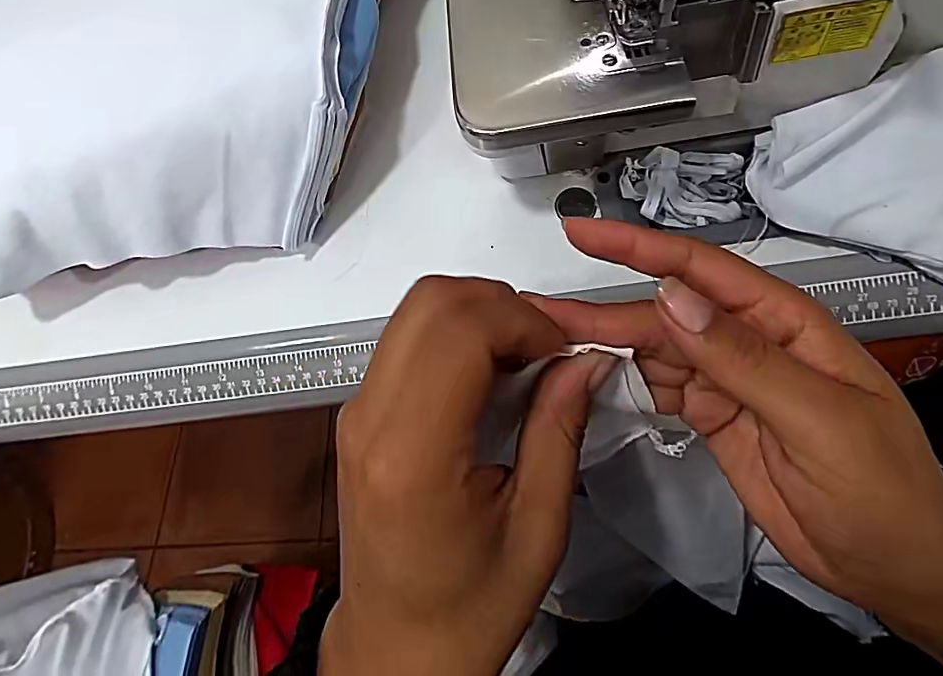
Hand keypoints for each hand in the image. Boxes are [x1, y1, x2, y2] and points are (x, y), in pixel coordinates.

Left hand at [324, 276, 615, 675]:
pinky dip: (460, 330)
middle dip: (502, 304)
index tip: (559, 351)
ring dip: (480, 312)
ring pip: (420, 305)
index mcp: (411, 456)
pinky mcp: (362, 408)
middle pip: (433, 301)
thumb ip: (559, 430)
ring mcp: (359, 410)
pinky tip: (491, 370)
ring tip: (521, 358)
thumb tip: (583, 360)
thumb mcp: (537, 528)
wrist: (395, 651)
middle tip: (542, 347)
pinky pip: (411, 333)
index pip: (459, 330)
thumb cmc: (463, 610)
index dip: (522, 321)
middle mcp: (371, 421)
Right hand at [531, 219, 942, 675]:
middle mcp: (748, 337)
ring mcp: (728, 377)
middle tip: (545, 315)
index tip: (582, 232)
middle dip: (606, 308)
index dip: (638, 246)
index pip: (700, 268)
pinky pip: (663, 383)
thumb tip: (672, 296)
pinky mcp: (714, 414)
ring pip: (658, 346)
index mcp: (781, 319)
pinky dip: (632, 379)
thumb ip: (742, 358)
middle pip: (666, 310)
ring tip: (559, 347)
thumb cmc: (881, 488)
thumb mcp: (818, 420)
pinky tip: (605, 380)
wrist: (902, 569)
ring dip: (611, 344)